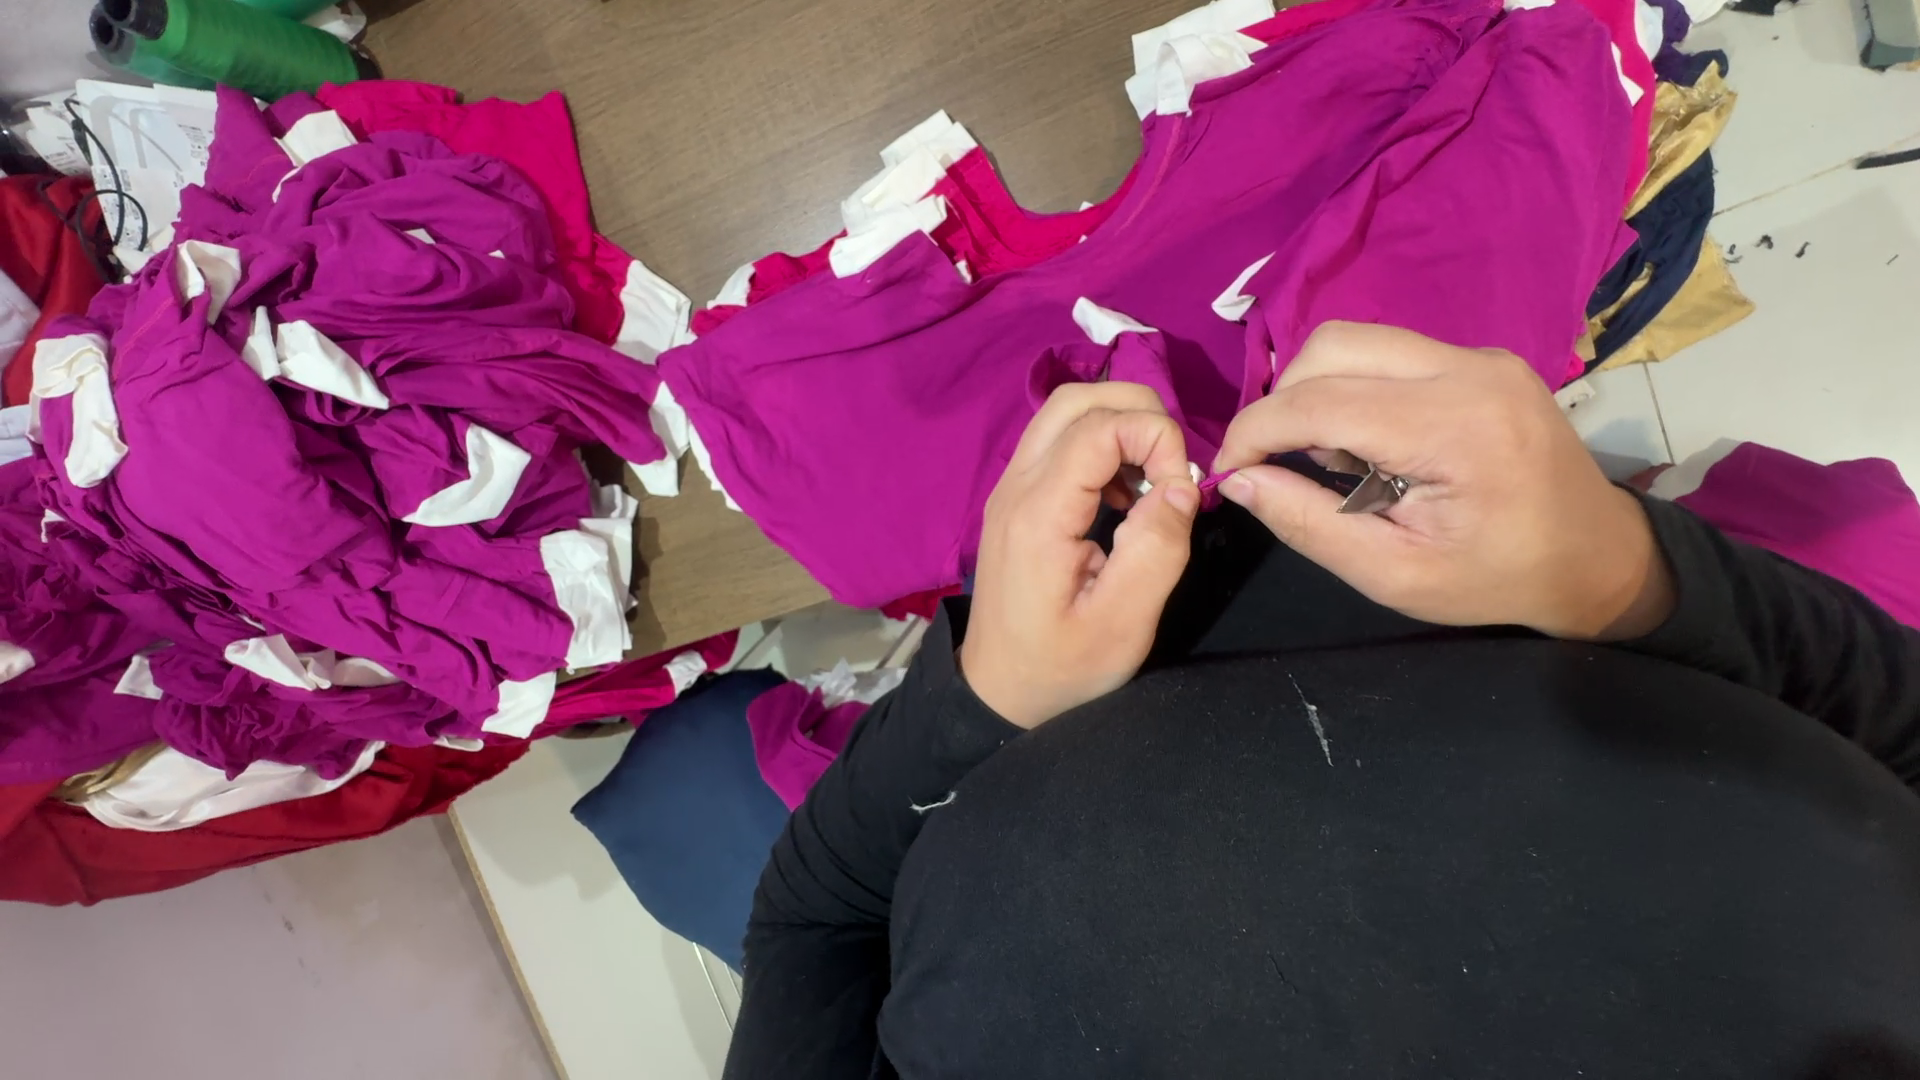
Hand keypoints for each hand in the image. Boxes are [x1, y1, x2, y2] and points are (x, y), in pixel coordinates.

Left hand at [960, 383, 1200, 728]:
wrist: (999, 690)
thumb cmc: (1061, 667)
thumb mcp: (1123, 624)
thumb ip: (1157, 550)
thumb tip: (1182, 486)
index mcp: (1038, 514)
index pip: (1099, 426)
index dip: (1156, 438)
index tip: (1182, 488)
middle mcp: (1015, 486)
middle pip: (1075, 400)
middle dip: (1138, 413)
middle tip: (1171, 468)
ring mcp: (1008, 488)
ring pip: (1063, 415)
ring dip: (1118, 427)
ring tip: (1151, 482)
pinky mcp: (1014, 499)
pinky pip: (1057, 443)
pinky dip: (1099, 447)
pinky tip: (1122, 495)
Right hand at [1213, 322, 1674, 640]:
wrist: (1597, 558)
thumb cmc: (1493, 578)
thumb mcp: (1389, 572)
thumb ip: (1305, 522)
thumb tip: (1238, 479)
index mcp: (1452, 429)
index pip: (1317, 402)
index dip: (1253, 431)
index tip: (1227, 470)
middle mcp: (1468, 370)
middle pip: (1331, 348)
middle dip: (1280, 403)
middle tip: (1276, 460)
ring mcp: (1478, 356)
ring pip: (1353, 341)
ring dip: (1313, 392)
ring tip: (1327, 455)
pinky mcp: (1477, 359)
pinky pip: (1384, 353)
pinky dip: (1347, 388)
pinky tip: (1363, 441)